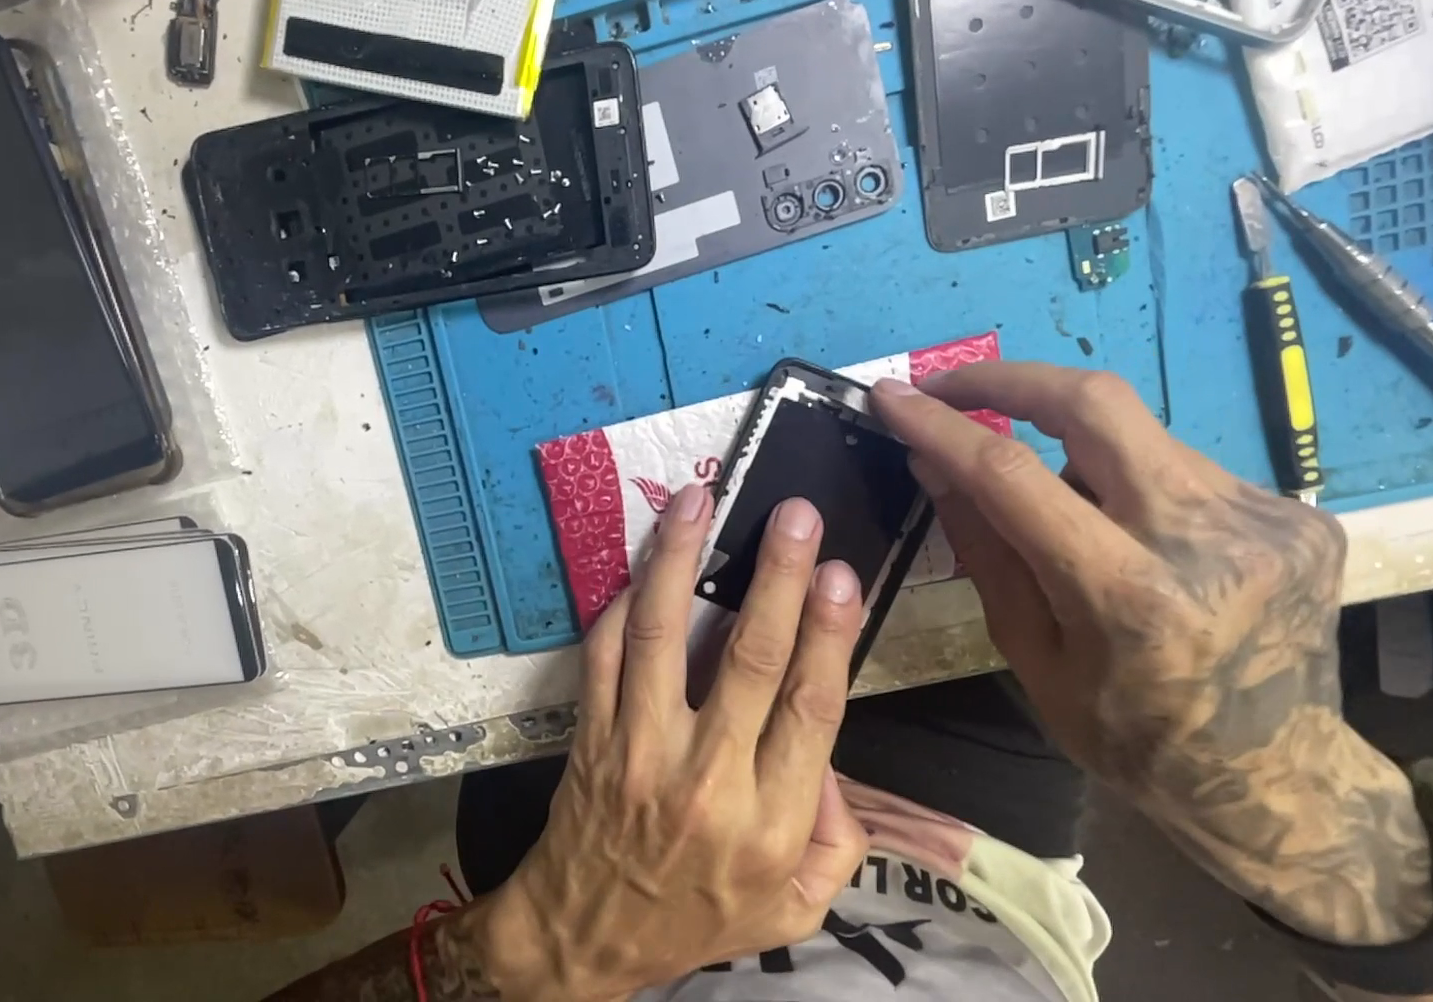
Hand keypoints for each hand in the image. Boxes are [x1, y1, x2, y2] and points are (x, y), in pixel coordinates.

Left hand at [469, 487, 869, 999]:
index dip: (830, 632)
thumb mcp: (794, 907)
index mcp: (769, 818)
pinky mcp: (592, 731)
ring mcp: (638, 746)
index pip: (810, 705)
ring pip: (661, 637)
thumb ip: (836, 838)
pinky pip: (604, 654)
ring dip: (679, 560)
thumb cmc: (698, 916)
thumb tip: (834, 756)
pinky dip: (622, 603)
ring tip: (697, 502)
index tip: (842, 573)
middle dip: (776, 578)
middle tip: (793, 515)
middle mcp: (705, 773)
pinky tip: (643, 562)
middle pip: (748, 658)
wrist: (589, 931)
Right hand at [869, 364, 1432, 946]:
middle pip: (1094, 403)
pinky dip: (1117, 475)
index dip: (940, 424)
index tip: (890, 396)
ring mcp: (1263, 517)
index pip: (1011, 473)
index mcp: (1125, 593)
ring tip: (1042, 496)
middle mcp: (1205, 538)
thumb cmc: (1121, 729)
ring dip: (1061, 440)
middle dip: (1006, 379)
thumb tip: (931, 461)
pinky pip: (1172, 463)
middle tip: (948, 387)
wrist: (1271, 776)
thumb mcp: (1025, 648)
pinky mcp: (1293, 511)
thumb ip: (981, 545)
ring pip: (1132, 429)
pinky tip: (1115, 525)